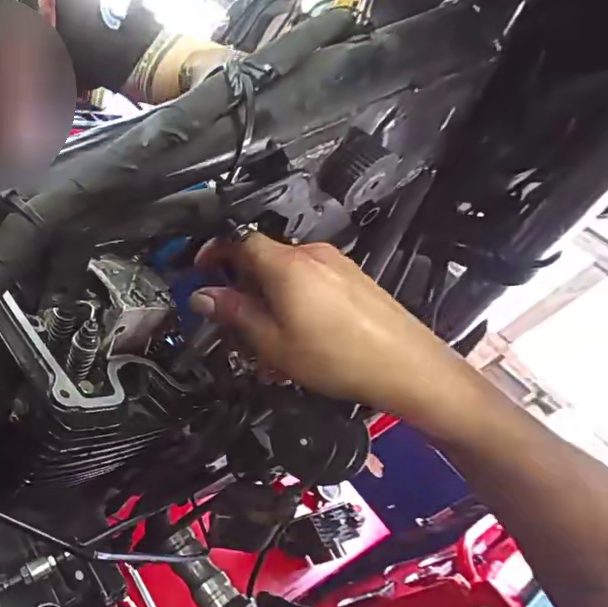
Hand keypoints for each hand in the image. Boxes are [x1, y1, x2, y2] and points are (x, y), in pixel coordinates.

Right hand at [190, 235, 487, 431]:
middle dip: (241, 287)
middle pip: (261, 259)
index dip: (213, 252)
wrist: (406, 367)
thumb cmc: (343, 358)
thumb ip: (235, 314)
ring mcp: (336, 265)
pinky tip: (297, 338)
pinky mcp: (352, 280)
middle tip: (232, 322)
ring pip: (285, 275)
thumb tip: (204, 297)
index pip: (238, 239)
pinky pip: (310, 282)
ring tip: (268, 343)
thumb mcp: (273, 344)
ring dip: (268, 301)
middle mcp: (312, 255)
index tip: (202, 271)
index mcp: (287, 265)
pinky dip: (294, 303)